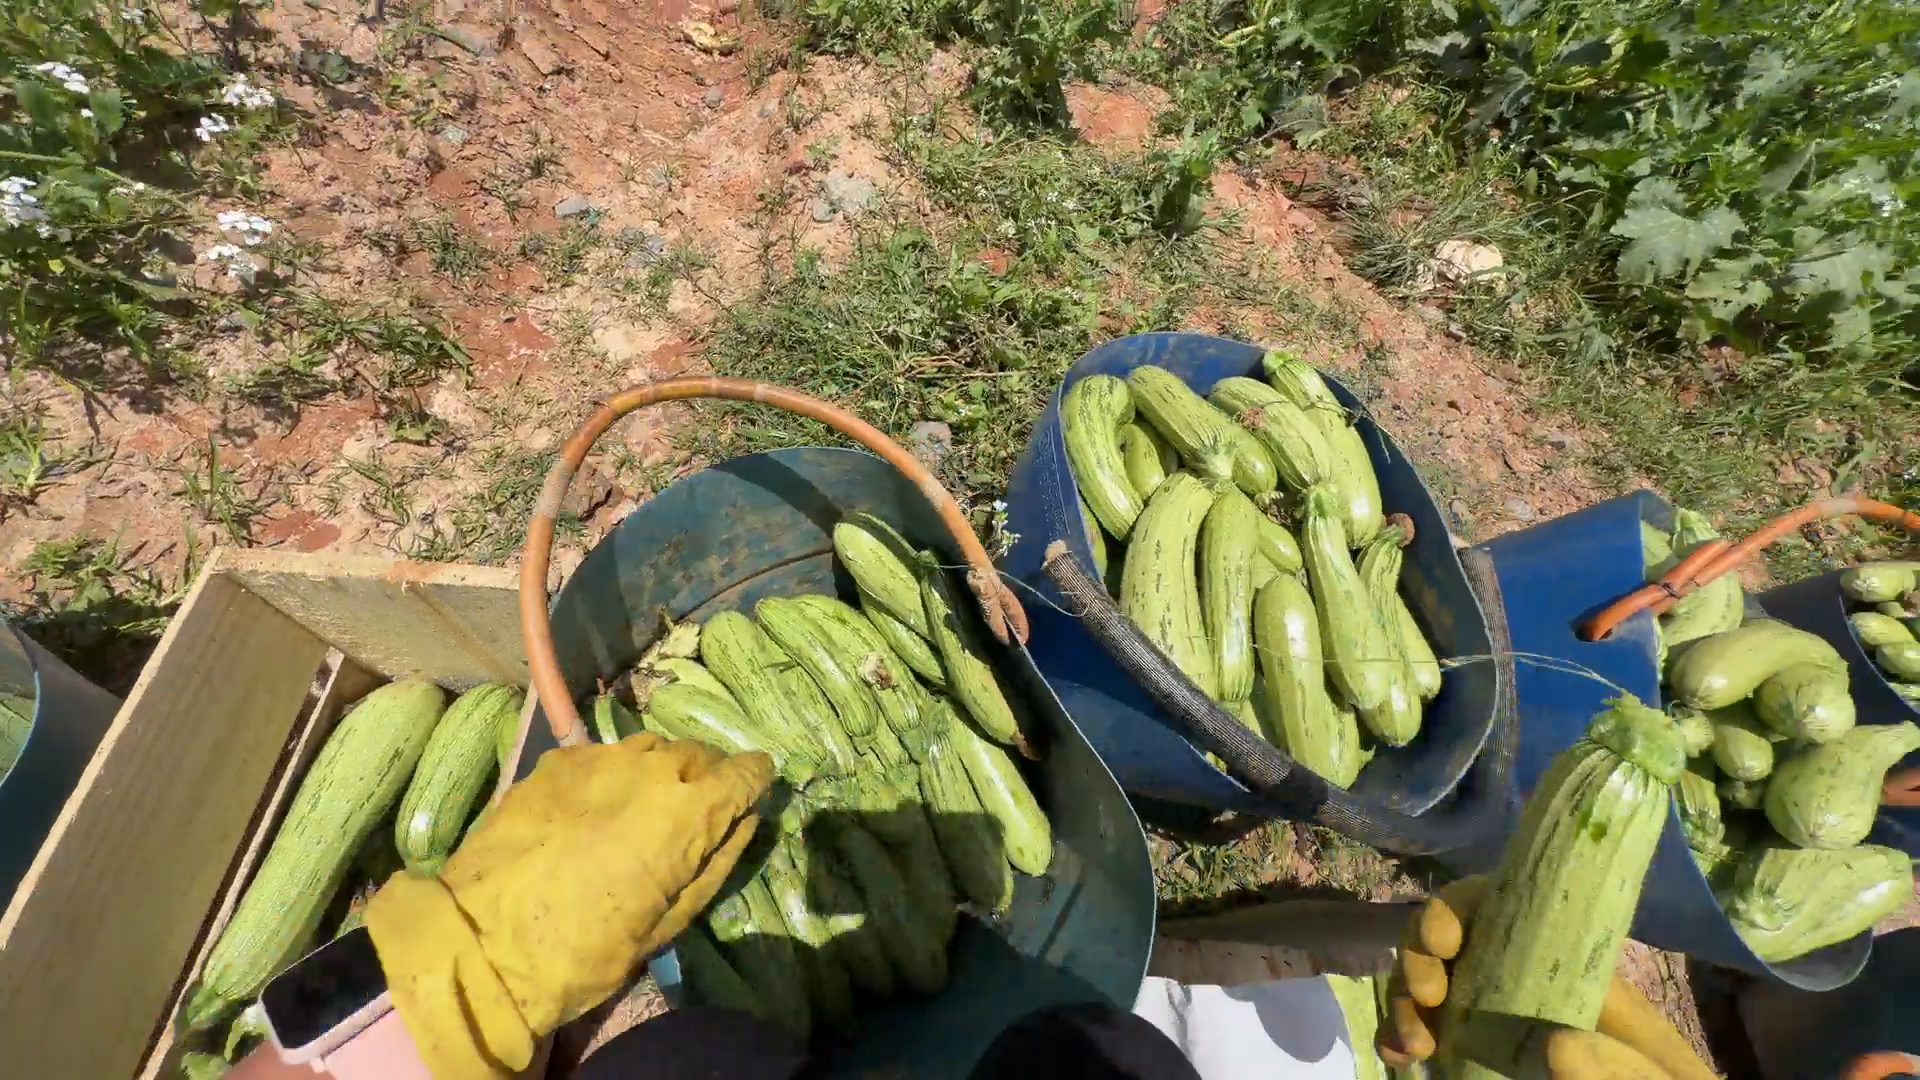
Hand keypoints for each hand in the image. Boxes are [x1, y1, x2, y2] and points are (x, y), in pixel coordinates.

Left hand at [366, 734, 773, 1078]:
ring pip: (654, 749)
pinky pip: (607, 757)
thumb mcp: (670, 920)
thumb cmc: (586, 949)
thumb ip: (719, 860)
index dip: (752, 785)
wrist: (477, 947)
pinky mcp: (562, 759)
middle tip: (681, 819)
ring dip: (658, 773)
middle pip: (702, 755)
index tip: (743, 801)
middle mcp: (657, 766)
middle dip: (703, 780)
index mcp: (692, 809)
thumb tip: (746, 818)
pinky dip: (612, 776)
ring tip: (633, 810)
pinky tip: (588, 810)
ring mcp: (607, 757)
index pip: (749, 769)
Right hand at [1380, 876, 1716, 1079]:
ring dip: (1404, 1001)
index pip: (1495, 905)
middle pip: (1445, 937)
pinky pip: (1422, 1026)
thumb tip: (1554, 1048)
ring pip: (1425, 980)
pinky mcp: (1470, 1049)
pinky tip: (1396, 1054)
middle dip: (1419, 956)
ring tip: (1412, 1046)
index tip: (1441, 942)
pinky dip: (1397, 1033)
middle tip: (1424, 996)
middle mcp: (1515, 976)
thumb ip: (1629, 1070)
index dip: (1455, 909)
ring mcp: (1488, 1013)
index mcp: (1562, 963)